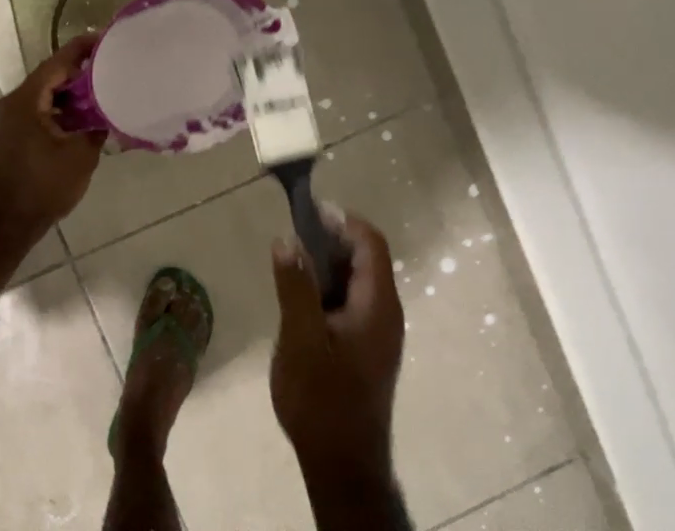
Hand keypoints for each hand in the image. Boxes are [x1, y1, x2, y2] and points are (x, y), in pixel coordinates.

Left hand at [0, 36, 106, 236]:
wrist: (8, 223)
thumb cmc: (44, 187)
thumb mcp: (81, 155)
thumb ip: (97, 125)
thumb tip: (110, 112)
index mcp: (26, 100)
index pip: (57, 63)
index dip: (83, 49)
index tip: (107, 39)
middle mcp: (12, 102)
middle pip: (51, 76)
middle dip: (81, 71)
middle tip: (113, 66)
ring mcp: (9, 119)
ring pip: (46, 94)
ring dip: (72, 93)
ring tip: (105, 90)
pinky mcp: (13, 134)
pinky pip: (40, 110)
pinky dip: (62, 109)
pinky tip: (85, 116)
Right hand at [269, 209, 404, 477]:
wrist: (342, 463)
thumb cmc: (322, 399)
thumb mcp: (300, 339)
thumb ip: (295, 287)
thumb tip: (287, 238)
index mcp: (378, 304)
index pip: (370, 243)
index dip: (342, 220)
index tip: (307, 211)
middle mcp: (386, 312)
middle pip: (366, 259)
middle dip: (330, 240)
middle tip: (292, 236)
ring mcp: (379, 332)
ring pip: (357, 282)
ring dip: (327, 265)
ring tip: (290, 264)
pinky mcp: (367, 348)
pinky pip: (352, 303)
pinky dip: (328, 290)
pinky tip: (300, 301)